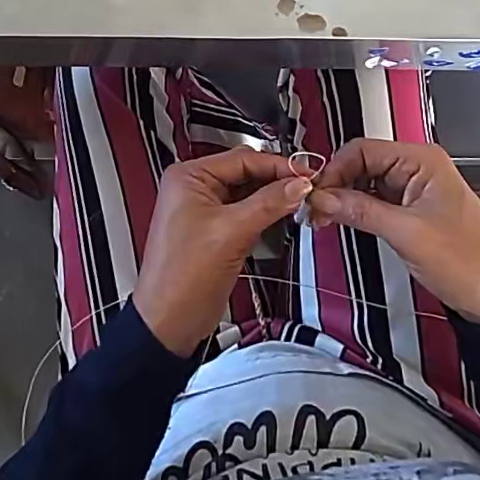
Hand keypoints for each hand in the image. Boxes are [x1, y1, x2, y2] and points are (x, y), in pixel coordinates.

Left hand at [132, 147, 310, 356]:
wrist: (170, 320)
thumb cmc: (181, 278)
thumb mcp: (231, 233)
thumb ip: (267, 204)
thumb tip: (296, 184)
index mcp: (188, 177)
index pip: (242, 159)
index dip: (277, 165)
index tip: (307, 174)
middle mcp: (193, 187)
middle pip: (246, 172)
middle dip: (278, 180)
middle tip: (309, 188)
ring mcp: (203, 209)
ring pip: (248, 192)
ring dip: (274, 197)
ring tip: (301, 201)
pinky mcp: (214, 230)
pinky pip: (245, 211)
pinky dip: (265, 213)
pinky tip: (283, 217)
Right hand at [307, 140, 479, 327]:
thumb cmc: (470, 265)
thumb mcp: (407, 234)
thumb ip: (359, 210)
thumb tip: (321, 197)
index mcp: (423, 161)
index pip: (362, 150)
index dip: (335, 170)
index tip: (316, 193)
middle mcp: (417, 168)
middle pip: (358, 164)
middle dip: (334, 185)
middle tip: (314, 208)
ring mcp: (412, 188)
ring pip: (361, 181)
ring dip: (340, 198)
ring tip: (323, 217)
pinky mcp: (408, 208)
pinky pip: (370, 199)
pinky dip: (351, 209)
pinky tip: (339, 221)